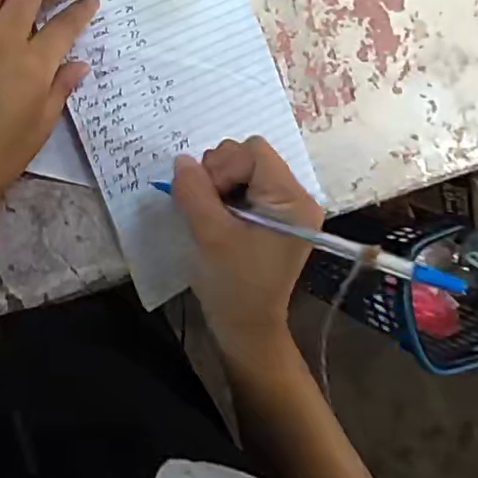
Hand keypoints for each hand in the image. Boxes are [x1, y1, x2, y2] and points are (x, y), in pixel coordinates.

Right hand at [171, 138, 325, 359]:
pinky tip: (217, 218)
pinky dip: (223, 193)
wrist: (246, 325)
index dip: (223, 167)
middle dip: (219, 172)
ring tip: (212, 215)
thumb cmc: (233, 283)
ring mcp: (283, 206)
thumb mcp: (209, 235)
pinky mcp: (270, 215)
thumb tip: (182, 160)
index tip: (211, 200)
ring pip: (242, 167)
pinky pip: (242, 184)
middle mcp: (295, 197)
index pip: (253, 151)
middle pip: (248, 154)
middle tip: (208, 207)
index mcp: (291, 200)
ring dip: (218, 183)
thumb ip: (194, 191)